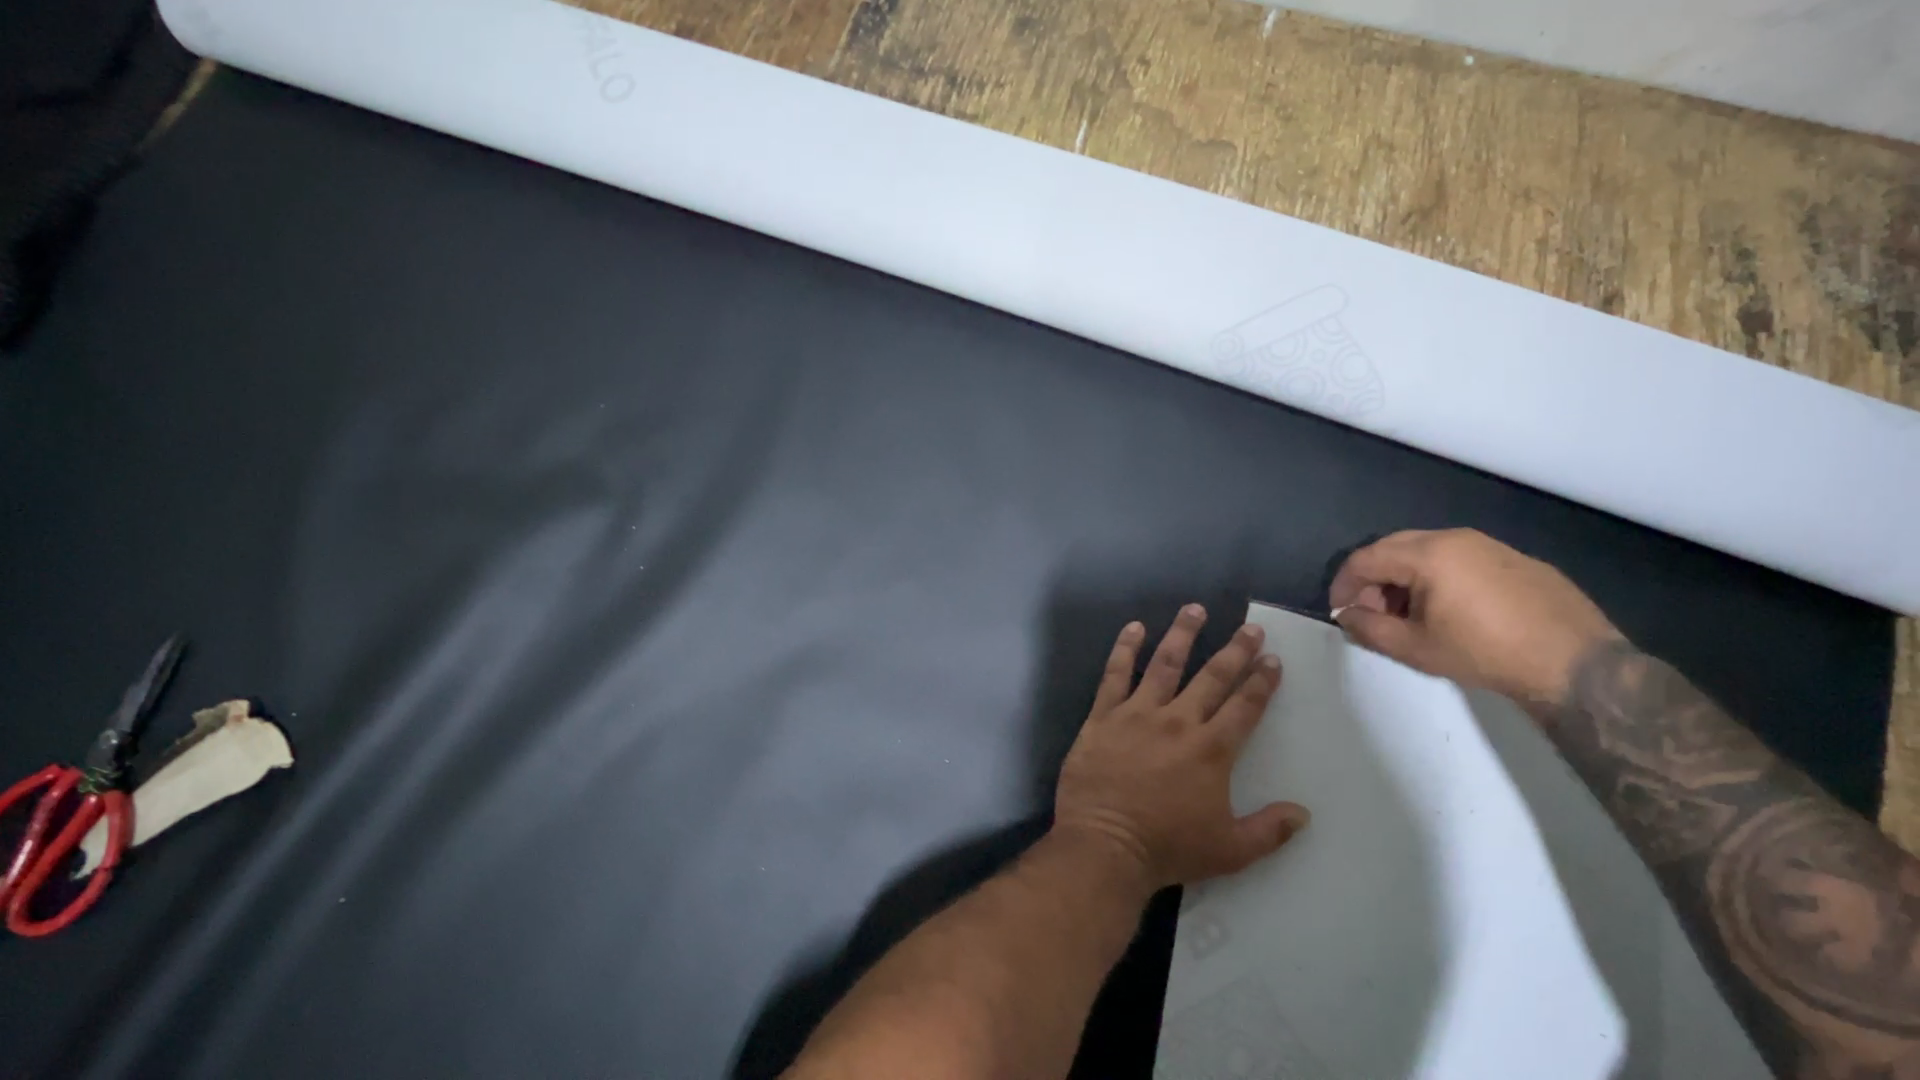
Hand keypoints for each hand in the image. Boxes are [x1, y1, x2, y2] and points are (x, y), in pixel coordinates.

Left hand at [1052, 605, 1309, 891]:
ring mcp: (1137, 715)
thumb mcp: (1230, 850)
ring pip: (1164, 664)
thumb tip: (1304, 813)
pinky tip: (1134, 628)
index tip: (1272, 660)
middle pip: (1211, 678)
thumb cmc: (1169, 848)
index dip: (1261, 682)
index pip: (1244, 707)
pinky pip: (1114, 675)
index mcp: (1211, 750)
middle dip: (1234, 651)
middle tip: (1250, 628)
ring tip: (1195, 609)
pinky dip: (1125, 649)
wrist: (1105, 845)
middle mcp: (1178, 722)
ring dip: (1182, 635)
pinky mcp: (1103, 717)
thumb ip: (1270, 830)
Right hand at [1328, 528, 1622, 703]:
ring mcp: (1490, 545)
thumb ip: (1370, 628)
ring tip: (1409, 616)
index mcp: (1428, 554)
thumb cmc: (1486, 653)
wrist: (1574, 663)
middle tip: (1372, 614)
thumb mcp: (1417, 648)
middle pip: (1395, 548)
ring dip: (1405, 578)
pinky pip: (1460, 558)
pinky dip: (1439, 577)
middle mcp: (1456, 537)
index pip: (1366, 558)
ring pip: (1428, 551)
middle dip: (1374, 579)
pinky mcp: (1515, 559)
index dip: (1344, 584)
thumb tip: (1347, 615)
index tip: (1340, 611)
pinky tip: (1450, 611)